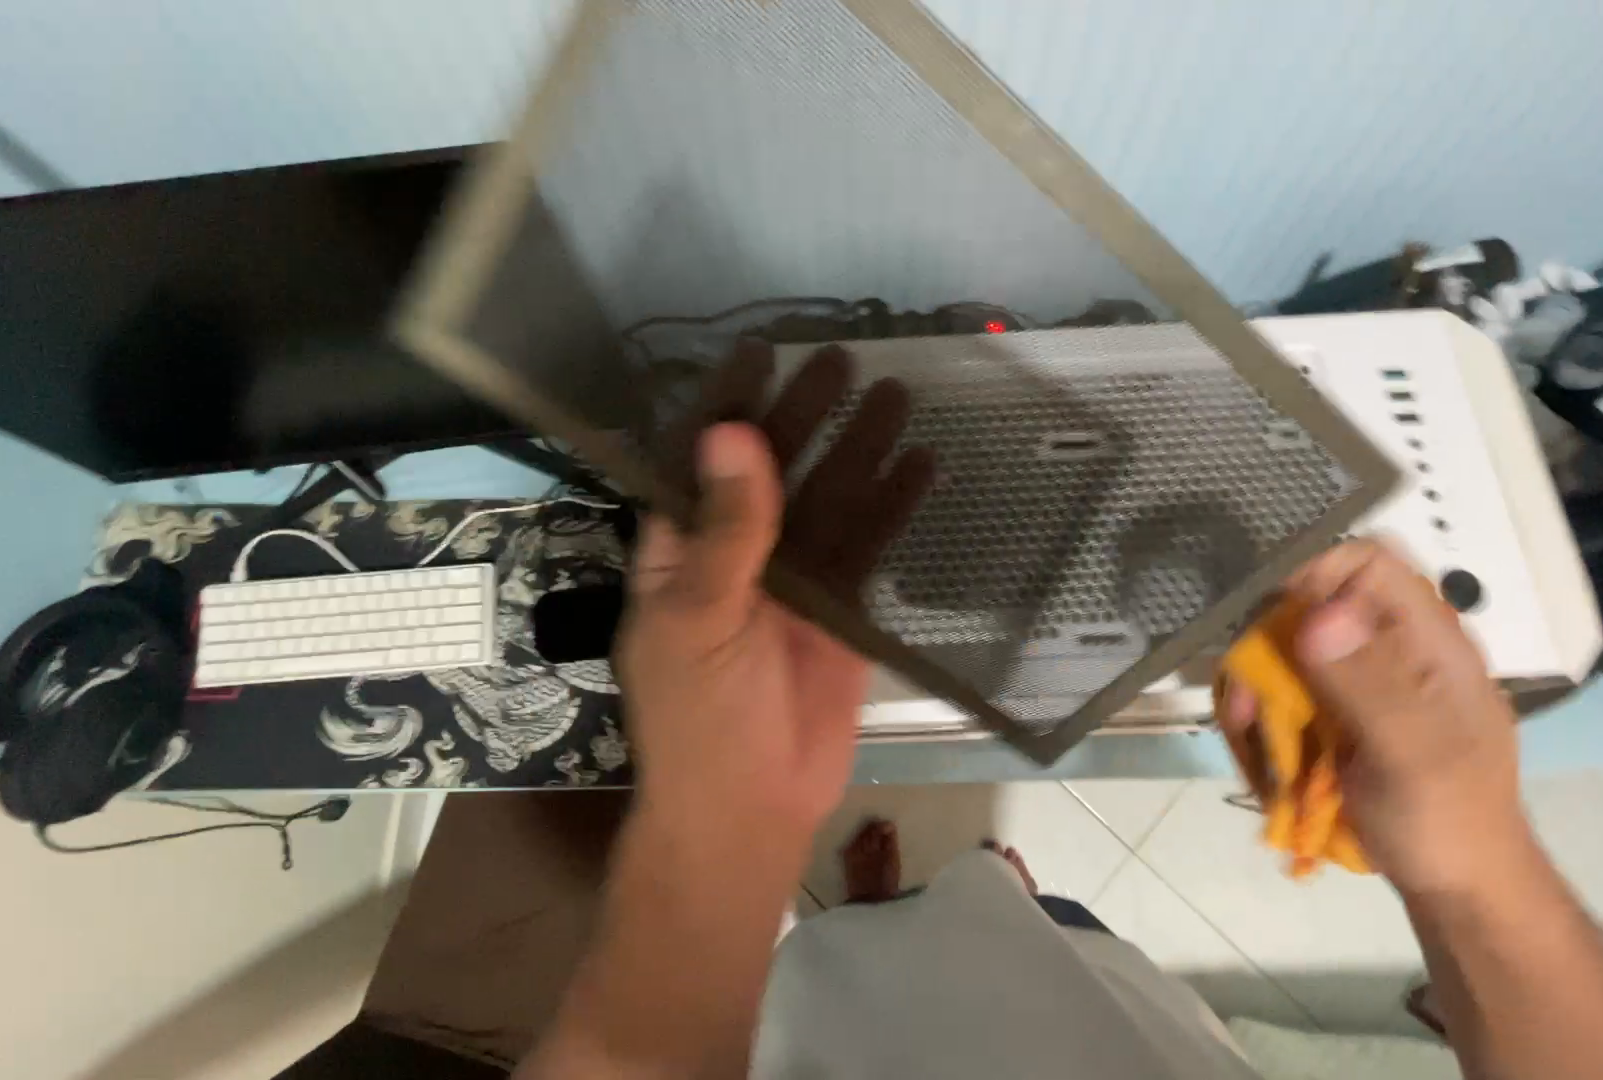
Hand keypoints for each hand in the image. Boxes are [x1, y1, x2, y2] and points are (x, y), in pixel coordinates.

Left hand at [618, 341, 933, 854]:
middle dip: (806, 416)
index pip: (702, 460)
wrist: (749, 808)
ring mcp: (792, 581)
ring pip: (828, 501)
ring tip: (896, 396)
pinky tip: (921, 467)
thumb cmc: (700, 717)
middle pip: (775, 468)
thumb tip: (732, 434)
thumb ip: (725, 531)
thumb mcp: (699, 618)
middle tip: (843, 362)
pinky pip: (866, 549)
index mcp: (682, 549)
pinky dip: (892, 508)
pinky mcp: (839, 611)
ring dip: (860, 451)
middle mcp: (737, 552)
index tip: (762, 353)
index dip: (730, 406)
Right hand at [1218, 540, 1531, 895]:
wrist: (1457, 885)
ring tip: (1249, 734)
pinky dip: (1256, 714)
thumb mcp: (1415, 755)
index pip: (1366, 563)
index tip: (1273, 625)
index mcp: (1427, 642)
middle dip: (1264, 649)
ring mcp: (1356, 679)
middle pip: (1305, 606)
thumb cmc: (1449, 821)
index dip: (1313, 575)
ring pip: (1280, 650)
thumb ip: (1369, 684)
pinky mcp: (1330, 709)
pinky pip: (1276, 689)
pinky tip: (1258, 748)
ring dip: (1253, 689)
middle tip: (1250, 704)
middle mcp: (1387, 648)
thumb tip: (1317, 615)